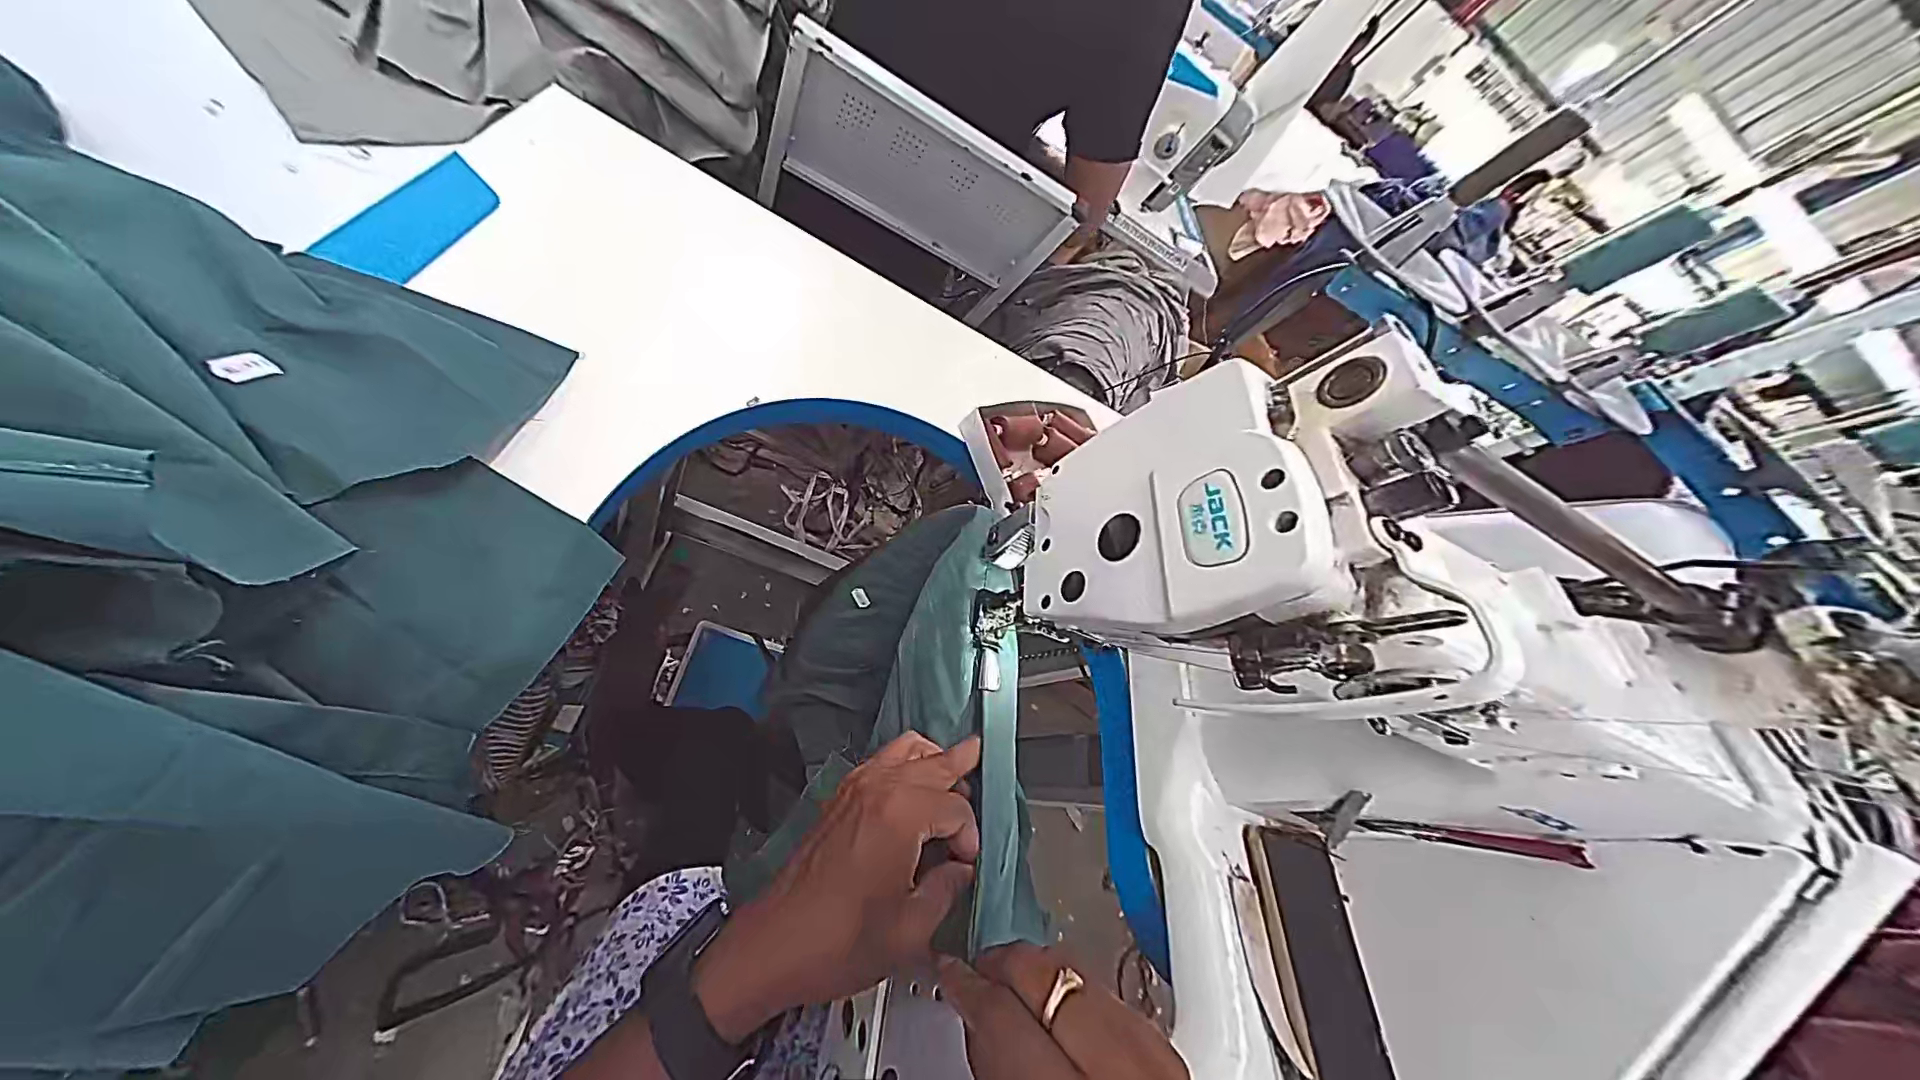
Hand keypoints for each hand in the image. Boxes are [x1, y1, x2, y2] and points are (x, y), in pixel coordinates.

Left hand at [691, 733, 981, 1040]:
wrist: (774, 944)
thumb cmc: (838, 941)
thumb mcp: (910, 929)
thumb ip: (947, 889)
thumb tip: (959, 869)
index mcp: (901, 814)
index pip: (957, 807)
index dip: (970, 836)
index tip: (964, 864)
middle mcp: (879, 787)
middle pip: (936, 761)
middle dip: (963, 770)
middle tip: (983, 769)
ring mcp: (856, 786)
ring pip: (908, 748)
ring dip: (934, 759)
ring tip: (952, 778)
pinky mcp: (840, 795)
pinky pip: (883, 759)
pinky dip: (906, 763)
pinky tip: (913, 789)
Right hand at [937, 943, 1189, 1079]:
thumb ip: (995, 1072)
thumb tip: (974, 1024)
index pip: (1002, 1018)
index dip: (968, 987)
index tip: (952, 974)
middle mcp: (1117, 1076)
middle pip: (1045, 979)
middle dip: (1003, 966)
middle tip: (978, 970)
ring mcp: (1156, 1067)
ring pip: (1082, 979)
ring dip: (1040, 973)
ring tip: (1014, 980)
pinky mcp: (1173, 1062)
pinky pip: (1114, 1003)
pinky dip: (1081, 993)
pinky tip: (1061, 1003)